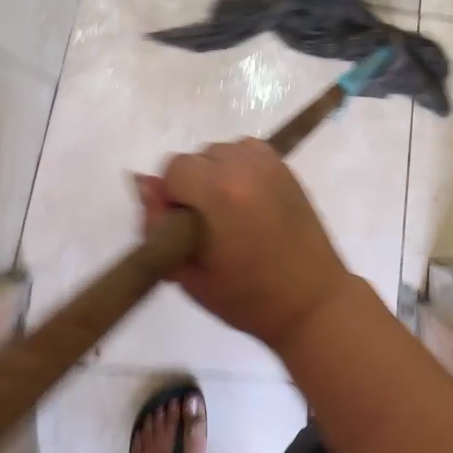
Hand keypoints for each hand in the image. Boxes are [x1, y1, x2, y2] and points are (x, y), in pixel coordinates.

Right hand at [136, 139, 362, 351]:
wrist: (309, 300)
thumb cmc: (245, 297)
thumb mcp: (188, 272)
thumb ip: (158, 226)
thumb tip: (142, 182)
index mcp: (219, 192)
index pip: (173, 168)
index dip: (170, 198)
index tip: (183, 228)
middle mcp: (245, 167)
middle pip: (197, 156)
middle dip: (192, 185)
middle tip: (206, 226)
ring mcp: (270, 163)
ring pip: (222, 151)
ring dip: (216, 174)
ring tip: (227, 213)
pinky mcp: (287, 168)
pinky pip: (249, 152)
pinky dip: (240, 168)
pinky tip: (247, 200)